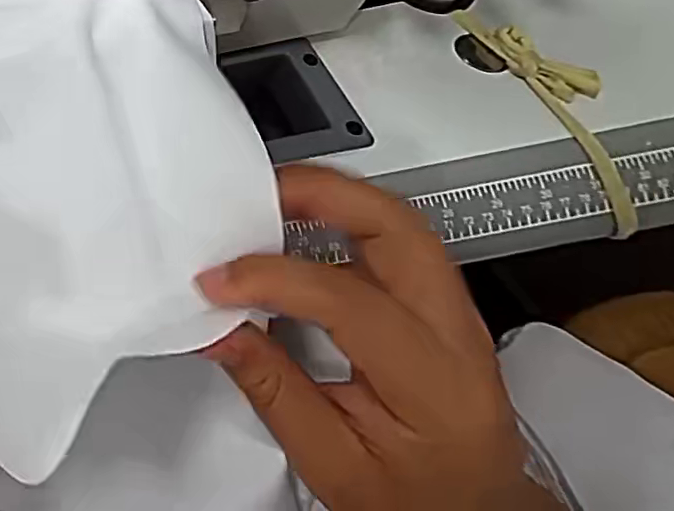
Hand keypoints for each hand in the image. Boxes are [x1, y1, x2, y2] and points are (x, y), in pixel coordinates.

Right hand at [196, 165, 559, 510]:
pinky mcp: (432, 294)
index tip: (219, 281)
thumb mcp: (336, 467)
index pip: (348, 300)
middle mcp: (454, 332)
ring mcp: (449, 306)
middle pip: (397, 225)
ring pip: (395, 215)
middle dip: (320, 193)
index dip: (271, 279)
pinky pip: (386, 229)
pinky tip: (299, 221)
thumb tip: (220, 328)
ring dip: (330, 193)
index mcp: (434, 384)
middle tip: (258, 195)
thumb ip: (271, 390)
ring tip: (272, 198)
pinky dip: (337, 210)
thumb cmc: (421, 502)